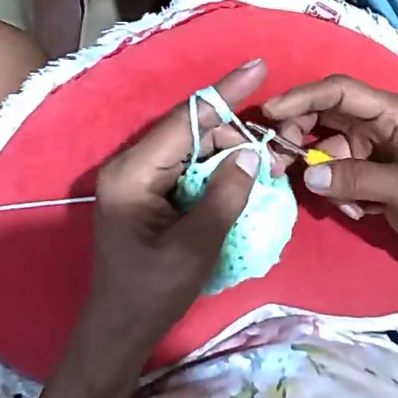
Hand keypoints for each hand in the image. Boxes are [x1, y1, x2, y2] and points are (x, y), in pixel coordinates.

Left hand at [77, 59, 269, 363]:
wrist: (120, 330)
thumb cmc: (152, 293)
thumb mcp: (195, 246)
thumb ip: (226, 196)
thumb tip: (252, 154)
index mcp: (133, 174)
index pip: (185, 120)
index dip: (225, 92)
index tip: (258, 67)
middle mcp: (132, 167)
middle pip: (191, 131)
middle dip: (235, 129)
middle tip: (277, 141)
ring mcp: (140, 179)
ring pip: (194, 148)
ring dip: (231, 149)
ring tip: (269, 158)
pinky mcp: (151, 193)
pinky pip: (191, 168)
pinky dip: (220, 168)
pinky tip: (247, 172)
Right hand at [262, 74, 397, 272]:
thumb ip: (358, 178)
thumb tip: (309, 174)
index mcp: (394, 113)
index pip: (340, 91)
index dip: (303, 97)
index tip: (271, 114)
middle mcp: (378, 123)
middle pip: (324, 115)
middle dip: (299, 135)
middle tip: (278, 162)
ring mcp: (370, 149)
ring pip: (324, 149)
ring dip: (322, 175)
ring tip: (345, 206)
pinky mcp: (365, 173)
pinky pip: (334, 174)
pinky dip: (337, 192)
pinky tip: (360, 212)